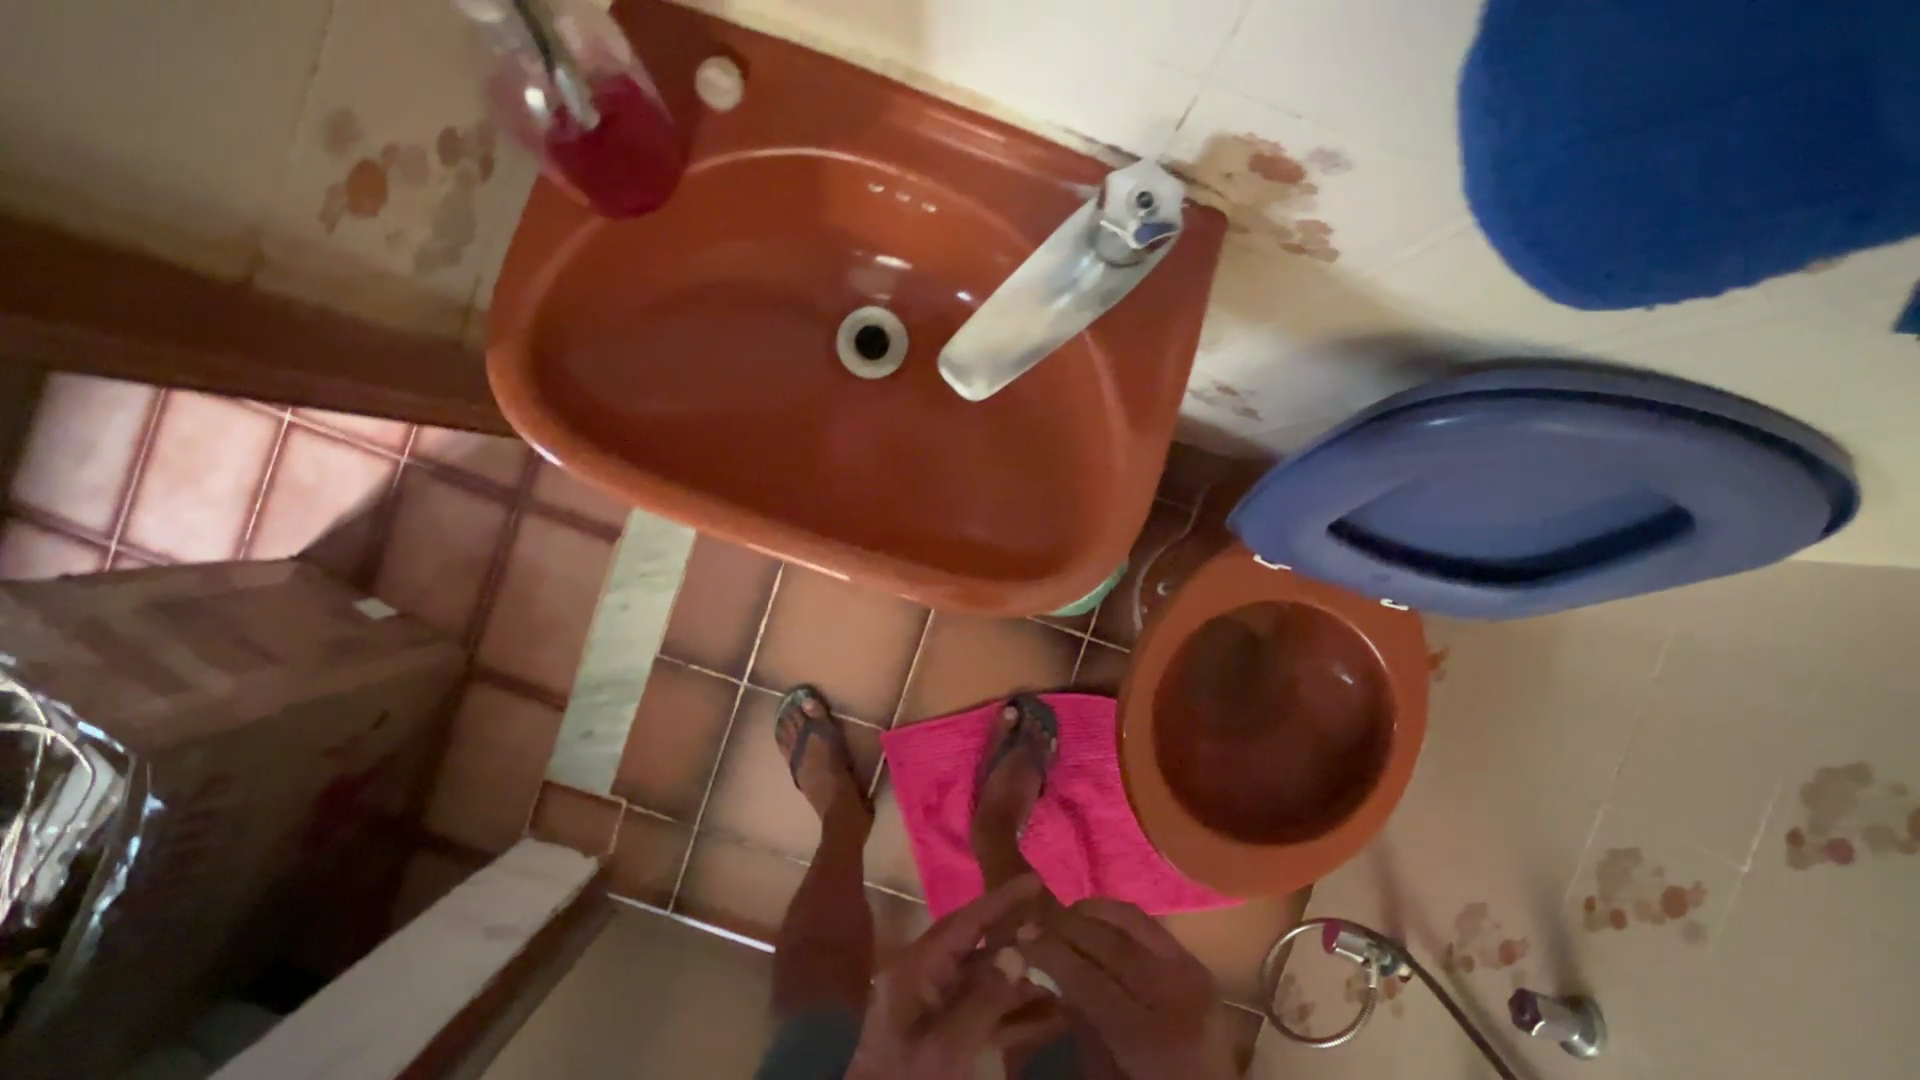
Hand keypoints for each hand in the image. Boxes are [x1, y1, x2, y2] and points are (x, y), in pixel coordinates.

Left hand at [847, 875, 1057, 1079]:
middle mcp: (927, 980)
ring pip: (988, 986)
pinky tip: (1054, 1020)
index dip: (1001, 900)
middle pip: (980, 950)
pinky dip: (1018, 1019)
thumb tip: (1016, 954)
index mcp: (917, 968)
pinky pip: (987, 1019)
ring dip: (1026, 987)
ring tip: (1069, 983)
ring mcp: (937, 1012)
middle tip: (1061, 932)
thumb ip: (983, 998)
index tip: (1035, 882)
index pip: (965, 922)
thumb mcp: (945, 1044)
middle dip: (1019, 944)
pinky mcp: (946, 1041)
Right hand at [1016, 898, 1236, 1079]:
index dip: (1052, 954)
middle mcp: (1176, 999)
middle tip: (1035, 920)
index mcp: (1151, 1040)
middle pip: (1112, 947)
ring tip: (1063, 915)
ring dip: (1092, 913)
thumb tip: (1045, 970)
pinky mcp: (1197, 964)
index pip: (1091, 982)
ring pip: (1133, 923)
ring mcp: (1192, 975)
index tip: (1021, 936)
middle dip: (1067, 928)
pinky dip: (1117, 917)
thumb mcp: (1105, 1071)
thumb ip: (1079, 1019)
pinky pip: (1151, 927)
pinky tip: (1094, 919)